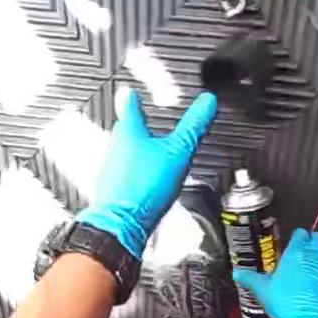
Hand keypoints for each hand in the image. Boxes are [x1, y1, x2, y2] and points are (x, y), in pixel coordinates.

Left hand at [77, 90, 218, 257]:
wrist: (121, 226)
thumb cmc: (144, 188)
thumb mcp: (178, 152)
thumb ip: (193, 126)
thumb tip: (208, 101)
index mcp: (129, 130)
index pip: (128, 103)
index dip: (133, 96)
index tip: (132, 91)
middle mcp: (114, 147)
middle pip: (125, 129)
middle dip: (137, 126)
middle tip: (147, 123)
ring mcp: (110, 170)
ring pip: (123, 153)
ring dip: (136, 152)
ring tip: (151, 154)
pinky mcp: (111, 191)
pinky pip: (123, 177)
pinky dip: (133, 175)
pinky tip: (145, 184)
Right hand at [234, 230, 317, 317]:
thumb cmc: (285, 301)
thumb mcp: (263, 290)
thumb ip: (250, 279)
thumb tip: (236, 272)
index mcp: (296, 252)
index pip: (301, 233)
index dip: (297, 237)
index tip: (291, 243)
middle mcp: (315, 256)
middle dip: (313, 241)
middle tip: (303, 252)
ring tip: (306, 271)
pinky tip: (314, 288)